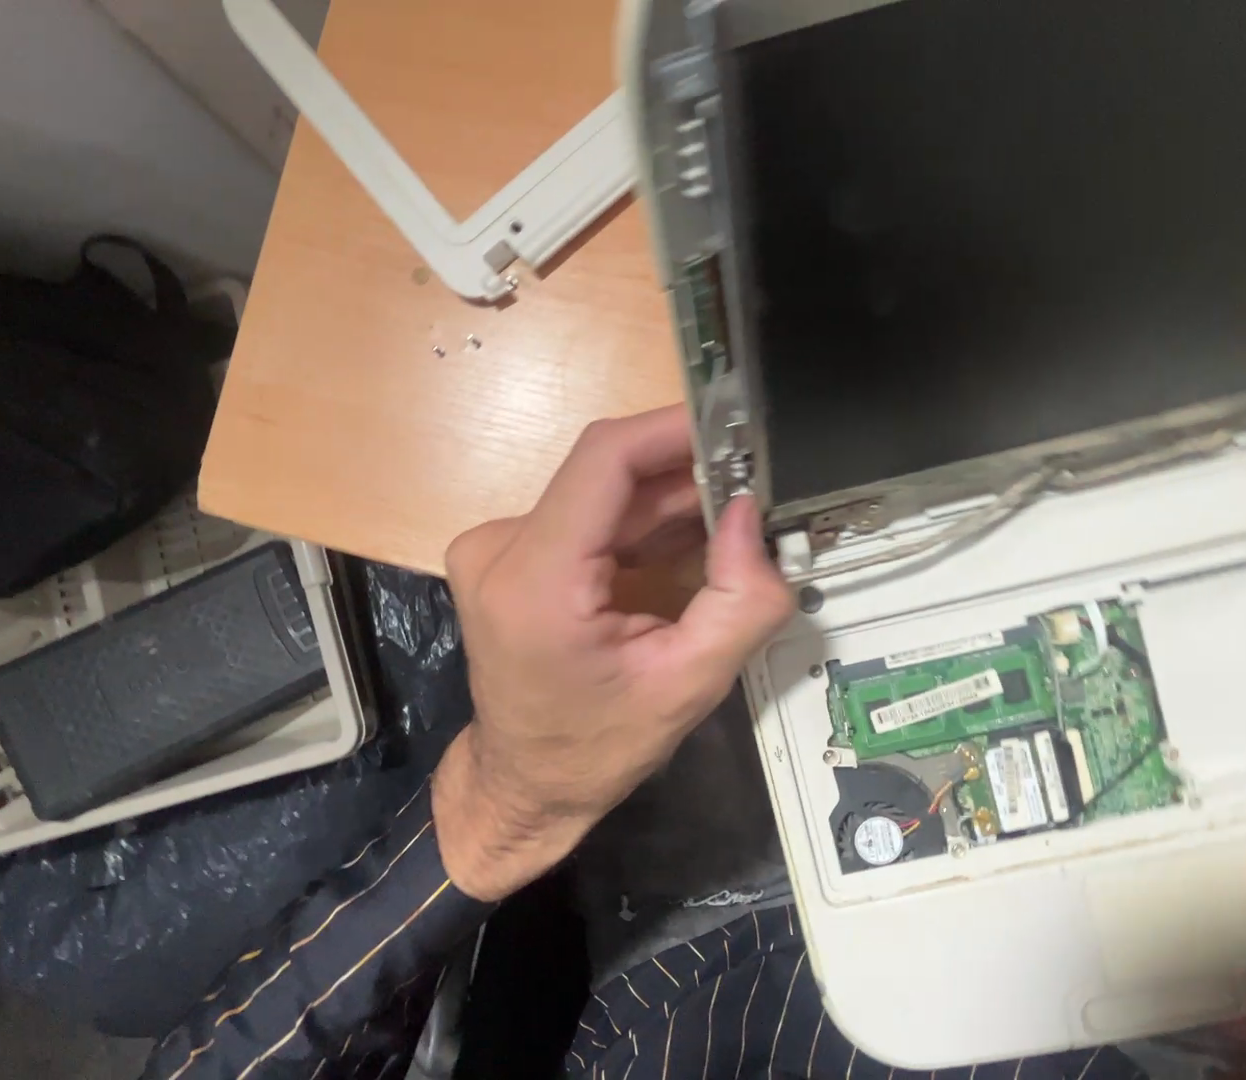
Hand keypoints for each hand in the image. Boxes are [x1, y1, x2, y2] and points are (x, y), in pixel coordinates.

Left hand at [431, 406, 794, 901]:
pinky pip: (584, 514)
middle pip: (606, 474)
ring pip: (599, 492)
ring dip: (666, 499)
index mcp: (536, 582)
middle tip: (752, 486)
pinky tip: (685, 540)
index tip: (734, 428)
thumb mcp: (688, 686)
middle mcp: (499, 548)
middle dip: (684, 473)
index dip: (673, 429)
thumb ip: (739, 599)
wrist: (523, 784)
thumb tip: (751, 513)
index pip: (605, 460)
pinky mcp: (505, 553)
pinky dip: (638, 521)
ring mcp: (493, 547)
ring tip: (729, 519)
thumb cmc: (596, 748)